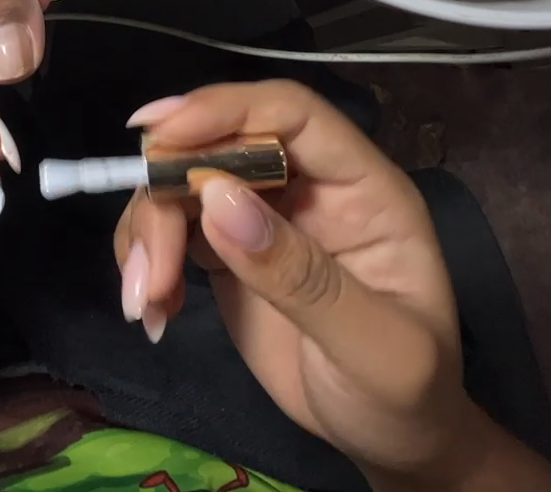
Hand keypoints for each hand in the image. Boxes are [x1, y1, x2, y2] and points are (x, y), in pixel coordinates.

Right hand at [115, 83, 488, 485]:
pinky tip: (154, 308)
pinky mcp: (220, 242)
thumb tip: (215, 198)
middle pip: (215, 144)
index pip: (290, 113)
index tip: (158, 135)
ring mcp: (258, 210)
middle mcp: (303, 184)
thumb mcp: (376, 352)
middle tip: (150, 259)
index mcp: (360, 186)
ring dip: (148, 233)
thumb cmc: (404, 396)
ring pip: (178, 182)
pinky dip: (145, 258)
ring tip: (147, 300)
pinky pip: (165, 223)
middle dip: (166, 190)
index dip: (224, 109)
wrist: (386, 440)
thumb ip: (300, 275)